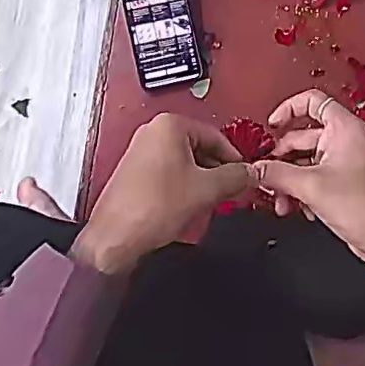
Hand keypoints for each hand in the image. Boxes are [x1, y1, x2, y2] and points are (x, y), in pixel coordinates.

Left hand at [71, 113, 251, 274]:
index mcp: (169, 125)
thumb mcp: (207, 189)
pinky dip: (183, 187)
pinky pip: (170, 174)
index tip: (244, 174)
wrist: (114, 239)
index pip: (215, 137)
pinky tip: (187, 207)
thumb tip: (250, 172)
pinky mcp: (135, 173)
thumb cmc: (150, 208)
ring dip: (201, 182)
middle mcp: (153, 133)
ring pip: (185, 163)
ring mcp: (141, 152)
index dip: (234, 158)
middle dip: (217, 171)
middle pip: (200, 148)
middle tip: (230, 190)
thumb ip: (235, 176)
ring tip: (208, 202)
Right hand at [254, 90, 364, 268]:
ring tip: (279, 200)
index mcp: (343, 128)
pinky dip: (300, 189)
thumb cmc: (361, 207)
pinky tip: (295, 208)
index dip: (288, 109)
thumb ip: (277, 174)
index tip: (271, 126)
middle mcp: (344, 139)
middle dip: (281, 158)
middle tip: (265, 176)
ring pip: (304, 160)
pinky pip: (312, 176)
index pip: (312, 101)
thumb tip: (253, 168)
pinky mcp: (341, 180)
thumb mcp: (311, 187)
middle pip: (301, 136)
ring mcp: (343, 160)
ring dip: (288, 179)